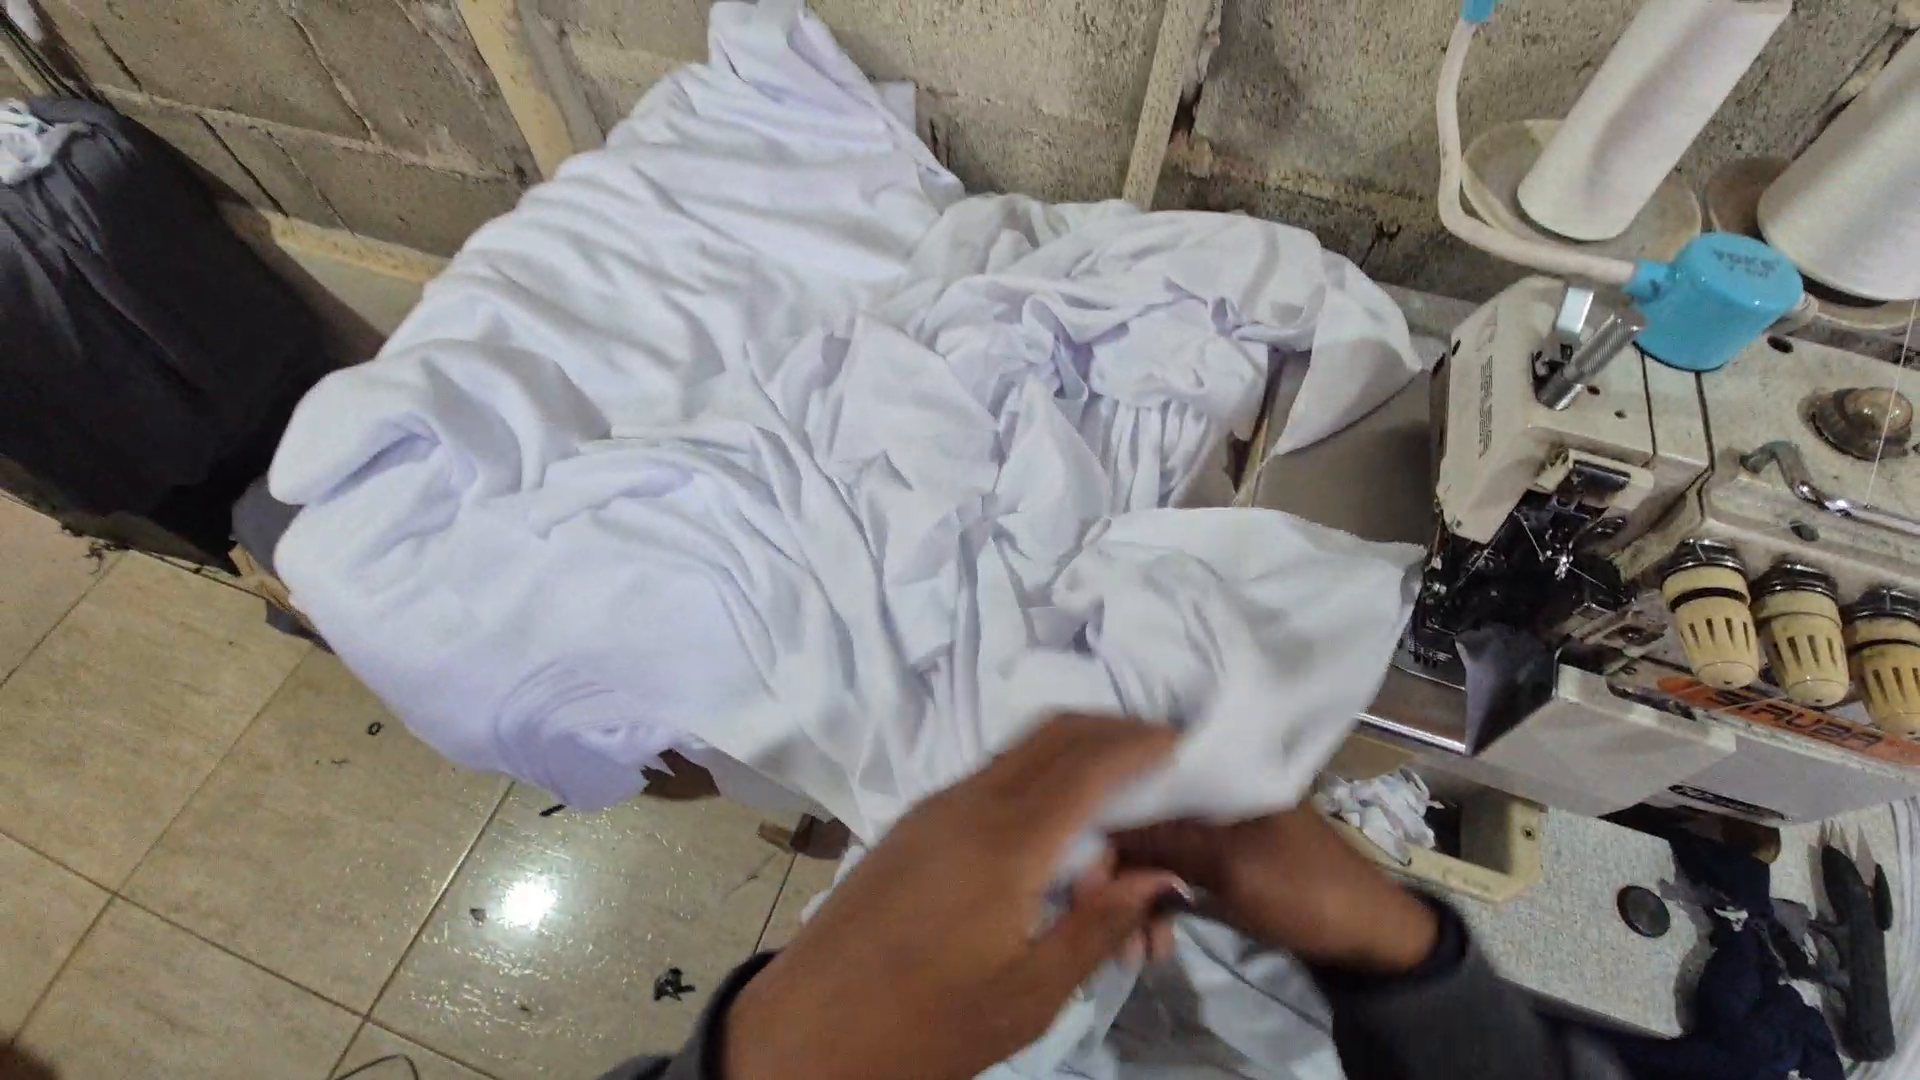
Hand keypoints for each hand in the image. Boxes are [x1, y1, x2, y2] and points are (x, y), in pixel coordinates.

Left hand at [724, 715, 1189, 1079]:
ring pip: (1022, 749)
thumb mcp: (1026, 995)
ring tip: (1118, 785)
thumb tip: (1162, 877)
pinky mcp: (918, 819)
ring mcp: (938, 804)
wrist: (809, 1026)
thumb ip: (1098, 926)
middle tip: (1157, 751)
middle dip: (1111, 729)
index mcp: (1006, 841)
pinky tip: (1057, 819)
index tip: (1180, 743)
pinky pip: (993, 774)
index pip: (1088, 765)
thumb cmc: (926, 1024)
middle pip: (1054, 734)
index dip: (1139, 745)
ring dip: (1074, 750)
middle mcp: (971, 801)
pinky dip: (1039, 774)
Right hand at [1115, 805, 1438, 974]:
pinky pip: (1176, 871)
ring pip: (1158, 850)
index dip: (1111, 810)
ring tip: (1135, 950)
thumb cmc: (1301, 889)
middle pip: (1147, 816)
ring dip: (1140, 896)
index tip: (1085, 855)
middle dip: (1123, 869)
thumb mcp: (1228, 865)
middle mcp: (1215, 788)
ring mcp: (1218, 825)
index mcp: (1223, 768)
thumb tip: (1096, 827)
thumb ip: (1163, 840)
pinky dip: (1162, 903)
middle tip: (1104, 917)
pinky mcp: (1221, 857)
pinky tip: (1155, 941)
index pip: (1148, 773)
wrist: (1370, 944)